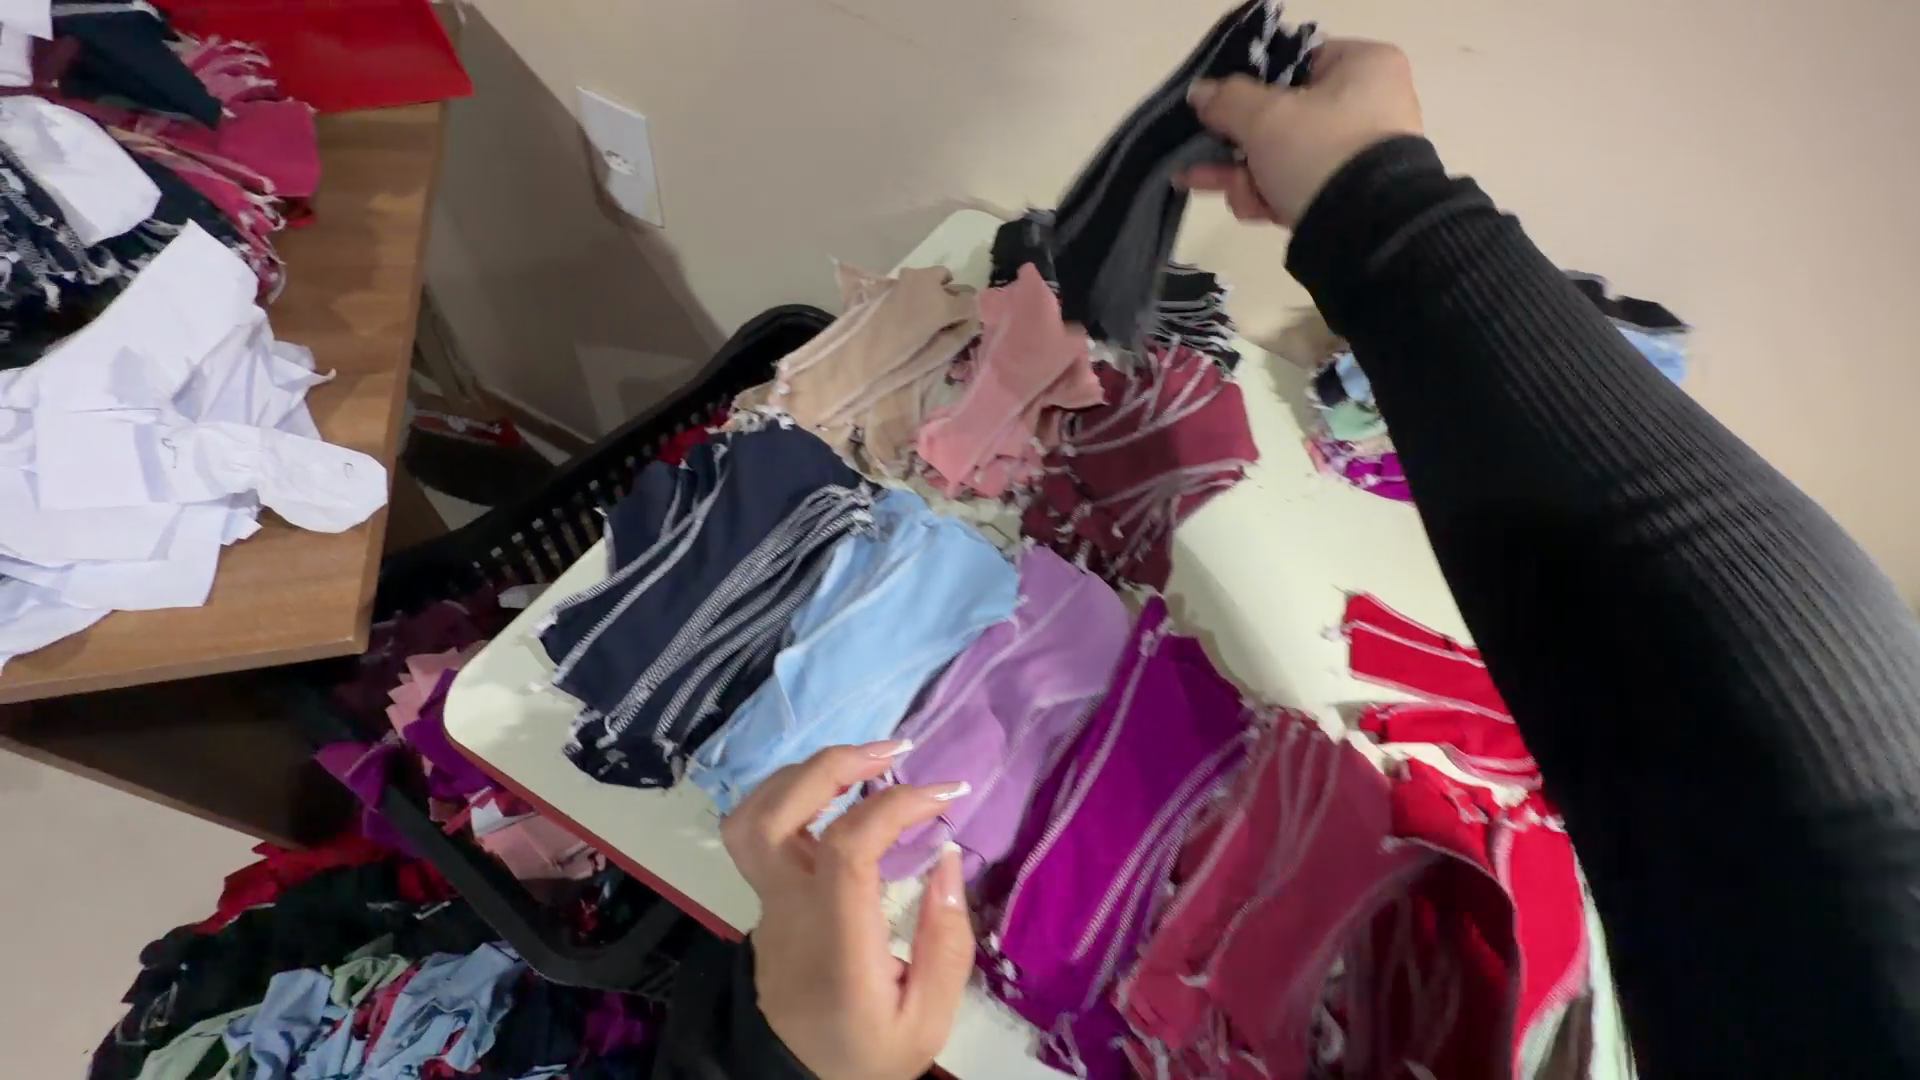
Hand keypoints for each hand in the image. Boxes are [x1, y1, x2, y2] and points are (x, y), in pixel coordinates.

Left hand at [722, 742, 973, 1079]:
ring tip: (866, 759)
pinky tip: (835, 784)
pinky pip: (756, 823)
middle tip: (896, 750)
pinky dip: (791, 787)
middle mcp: (788, 908)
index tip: (947, 795)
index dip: (896, 806)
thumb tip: (948, 857)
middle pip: (778, 815)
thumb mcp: (925, 1022)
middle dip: (836, 765)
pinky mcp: (764, 891)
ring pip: (754, 814)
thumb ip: (945, 943)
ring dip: (808, 770)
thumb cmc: (865, 1050)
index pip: (846, 849)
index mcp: (832, 941)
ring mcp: (766, 897)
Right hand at [1181, 39, 1423, 226]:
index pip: (1294, 65)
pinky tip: (1249, 210)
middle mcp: (1363, 106)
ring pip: (1280, 160)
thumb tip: (1200, 91)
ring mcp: (1353, 155)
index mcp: (1360, 67)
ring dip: (1243, 179)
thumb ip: (1227, 101)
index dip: (1251, 87)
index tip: (1219, 109)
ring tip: (1220, 191)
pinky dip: (1266, 199)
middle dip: (1235, 149)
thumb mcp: (1265, 118)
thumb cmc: (1318, 151)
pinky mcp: (1341, 196)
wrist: (1360, 226)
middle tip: (1199, 162)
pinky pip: (1293, 187)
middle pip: (1279, 120)